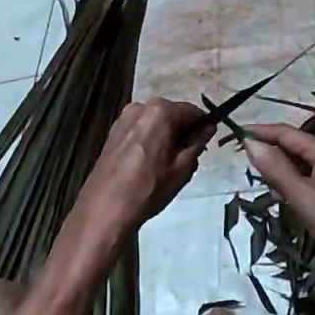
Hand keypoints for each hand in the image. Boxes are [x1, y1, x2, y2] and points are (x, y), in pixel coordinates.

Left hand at [76, 99, 212, 232]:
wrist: (106, 207)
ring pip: (155, 122)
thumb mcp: (182, 167)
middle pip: (172, 114)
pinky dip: (150, 139)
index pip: (192, 111)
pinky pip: (140, 129)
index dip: (203, 125)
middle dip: (183, 130)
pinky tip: (151, 162)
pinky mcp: (113, 132)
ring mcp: (123, 118)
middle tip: (190, 156)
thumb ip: (197, 143)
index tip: (208, 142)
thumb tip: (208, 128)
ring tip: (169, 163)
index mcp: (160, 111)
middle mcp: (140, 107)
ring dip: (166, 135)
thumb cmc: (149, 187)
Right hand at [244, 124, 314, 294]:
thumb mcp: (303, 198)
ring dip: (284, 172)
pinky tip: (291, 200)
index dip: (260, 133)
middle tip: (252, 173)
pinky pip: (314, 175)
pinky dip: (298, 183)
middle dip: (272, 156)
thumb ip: (276, 169)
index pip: (286, 133)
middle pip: (295, 146)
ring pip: (304, 162)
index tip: (235, 135)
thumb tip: (250, 142)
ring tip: (273, 193)